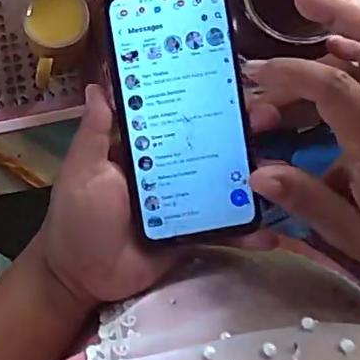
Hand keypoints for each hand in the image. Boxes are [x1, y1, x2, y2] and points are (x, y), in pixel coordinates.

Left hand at [26, 83, 272, 310]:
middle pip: (206, 144)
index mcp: (139, 147)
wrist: (82, 279)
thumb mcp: (83, 170)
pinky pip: (222, 228)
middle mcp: (165, 168)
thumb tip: (95, 86)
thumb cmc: (78, 217)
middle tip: (268, 115)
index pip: (174, 115)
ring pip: (222, 182)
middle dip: (238, 129)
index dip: (200, 98)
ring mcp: (181, 200)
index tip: (231, 81)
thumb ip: (95, 132)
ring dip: (251, 173)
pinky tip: (271, 233)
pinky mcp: (190, 233)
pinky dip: (245, 232)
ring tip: (281, 165)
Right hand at [244, 0, 359, 282]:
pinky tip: (331, 42)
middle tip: (299, 1)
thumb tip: (257, 172)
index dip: (291, 74)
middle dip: (340, 12)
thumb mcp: (348, 231)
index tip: (254, 75)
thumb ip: (304, 199)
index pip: (335, 88)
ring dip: (352, 15)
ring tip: (310, 7)